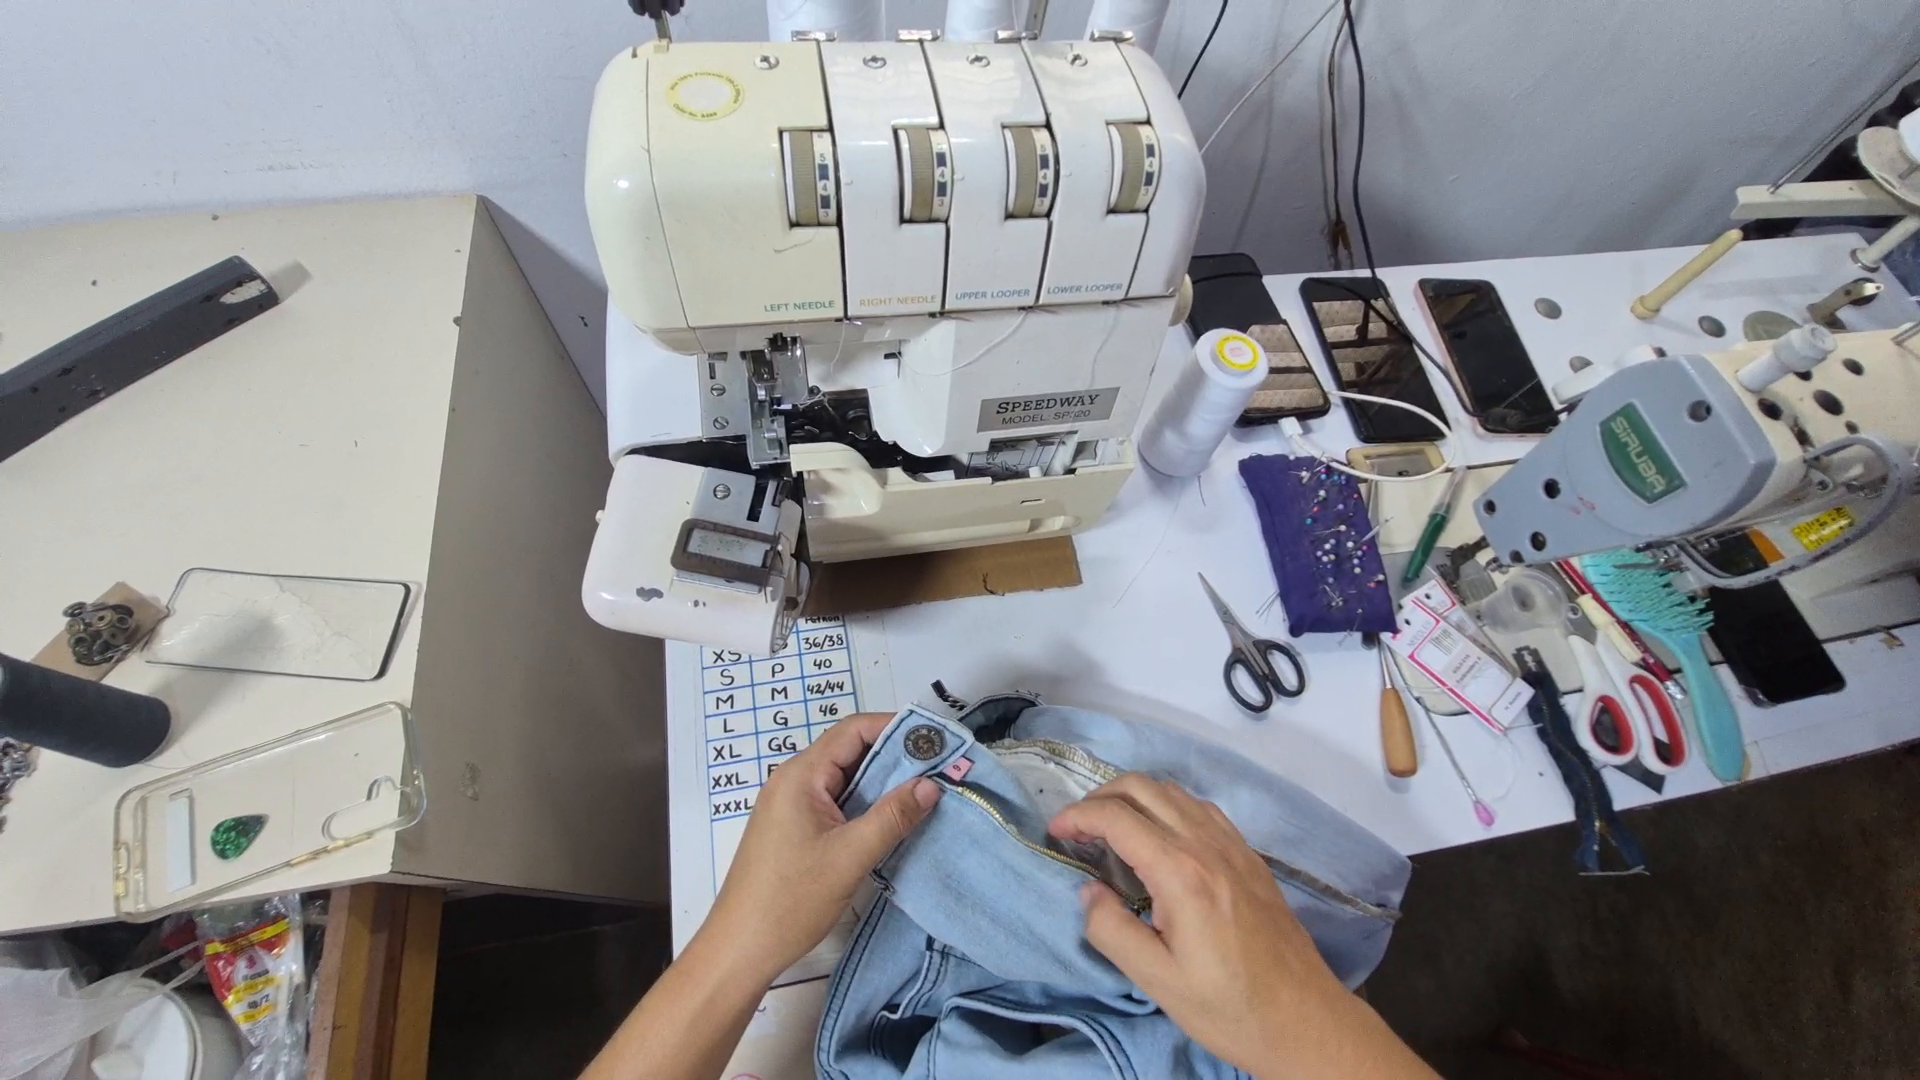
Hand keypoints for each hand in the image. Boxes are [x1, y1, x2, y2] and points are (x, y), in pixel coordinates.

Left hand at [700, 712, 939, 984]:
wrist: (739, 951)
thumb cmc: (790, 900)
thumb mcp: (850, 857)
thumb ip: (892, 817)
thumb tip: (932, 785)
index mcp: (801, 775)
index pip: (853, 730)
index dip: (895, 728)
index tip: (934, 739)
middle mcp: (794, 780)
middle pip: (850, 750)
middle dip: (894, 755)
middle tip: (938, 767)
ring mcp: (793, 805)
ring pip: (845, 778)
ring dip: (882, 781)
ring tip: (924, 790)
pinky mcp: (795, 827)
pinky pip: (837, 800)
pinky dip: (866, 803)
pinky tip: (893, 817)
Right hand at [1048, 774, 1365, 1074]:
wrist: (1307, 1023)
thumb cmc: (1229, 1007)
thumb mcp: (1158, 982)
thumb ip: (1111, 930)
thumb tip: (1089, 891)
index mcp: (1181, 873)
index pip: (1117, 817)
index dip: (1078, 816)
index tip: (1056, 831)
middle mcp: (1206, 844)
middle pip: (1142, 787)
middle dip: (1101, 796)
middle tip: (1079, 826)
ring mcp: (1231, 844)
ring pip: (1171, 790)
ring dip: (1133, 796)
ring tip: (1112, 827)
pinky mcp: (1247, 854)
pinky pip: (1198, 806)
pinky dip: (1166, 805)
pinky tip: (1159, 835)